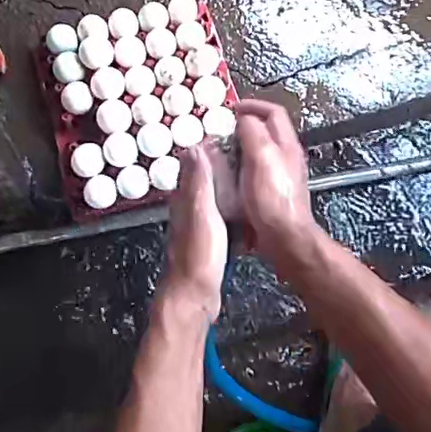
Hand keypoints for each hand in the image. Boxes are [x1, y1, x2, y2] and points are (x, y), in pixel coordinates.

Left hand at [162, 144, 226, 320]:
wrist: (195, 296)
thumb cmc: (199, 256)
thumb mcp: (202, 212)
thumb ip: (199, 182)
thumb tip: (194, 147)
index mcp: (184, 198)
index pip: (193, 163)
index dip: (207, 148)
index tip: (224, 135)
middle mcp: (188, 208)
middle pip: (204, 178)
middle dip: (219, 165)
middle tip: (241, 153)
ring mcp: (198, 225)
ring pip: (213, 197)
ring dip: (226, 186)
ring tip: (246, 176)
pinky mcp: (208, 240)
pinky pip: (221, 216)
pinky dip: (231, 208)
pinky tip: (243, 210)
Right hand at [233, 100, 316, 256]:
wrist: (284, 238)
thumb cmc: (274, 201)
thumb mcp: (260, 157)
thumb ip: (252, 132)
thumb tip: (243, 119)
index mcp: (285, 144)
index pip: (272, 112)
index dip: (252, 105)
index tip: (233, 108)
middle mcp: (286, 158)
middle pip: (265, 131)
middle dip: (243, 127)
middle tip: (222, 130)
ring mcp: (280, 176)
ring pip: (258, 152)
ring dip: (239, 149)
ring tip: (221, 152)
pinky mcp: (271, 194)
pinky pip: (253, 172)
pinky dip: (238, 169)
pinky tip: (227, 178)